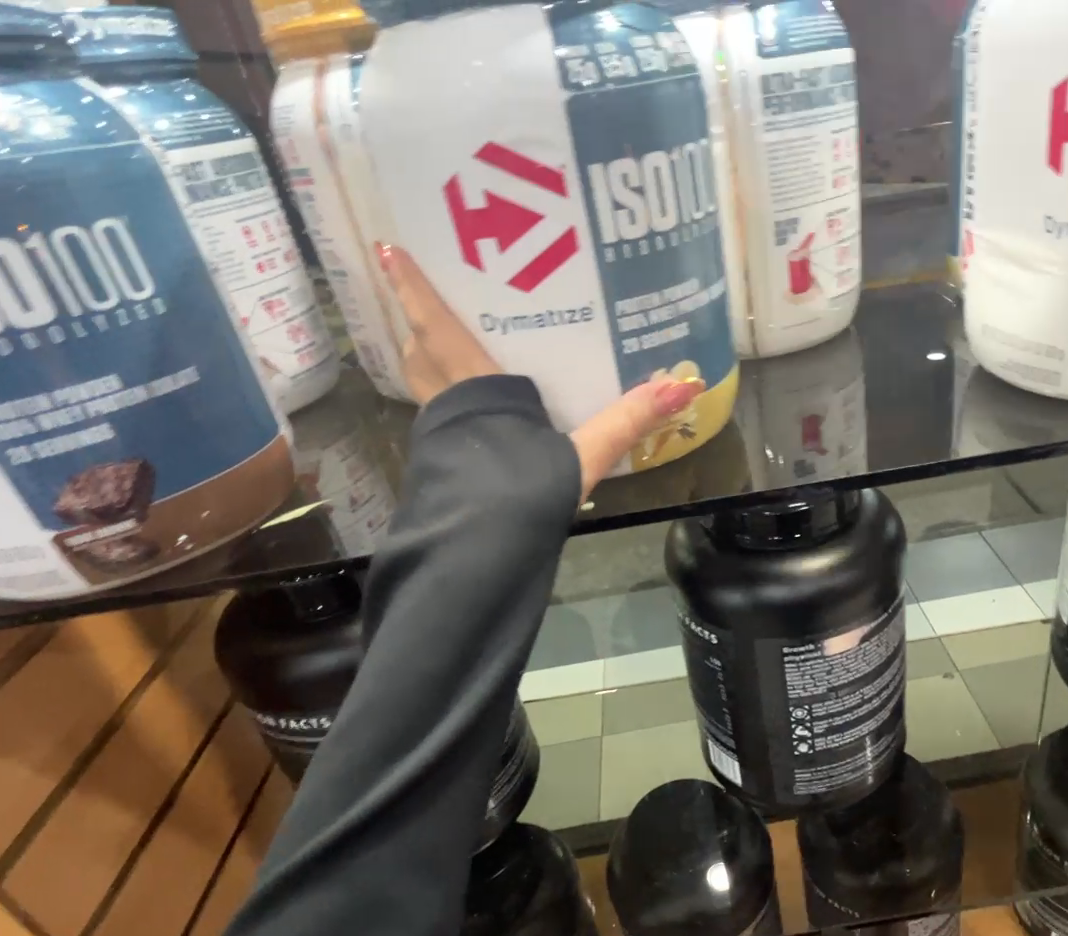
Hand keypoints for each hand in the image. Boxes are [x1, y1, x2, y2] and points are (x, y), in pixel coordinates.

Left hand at [378, 243, 704, 498]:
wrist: (478, 553)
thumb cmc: (522, 492)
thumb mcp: (582, 455)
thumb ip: (627, 421)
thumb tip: (680, 385)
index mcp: (477, 390)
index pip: (440, 327)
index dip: (415, 290)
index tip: (387, 249)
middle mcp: (449, 407)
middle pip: (420, 354)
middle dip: (417, 324)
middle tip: (423, 301)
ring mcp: (438, 440)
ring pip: (422, 387)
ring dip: (424, 361)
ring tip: (440, 347)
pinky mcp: (439, 467)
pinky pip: (437, 417)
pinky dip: (445, 401)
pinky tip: (470, 412)